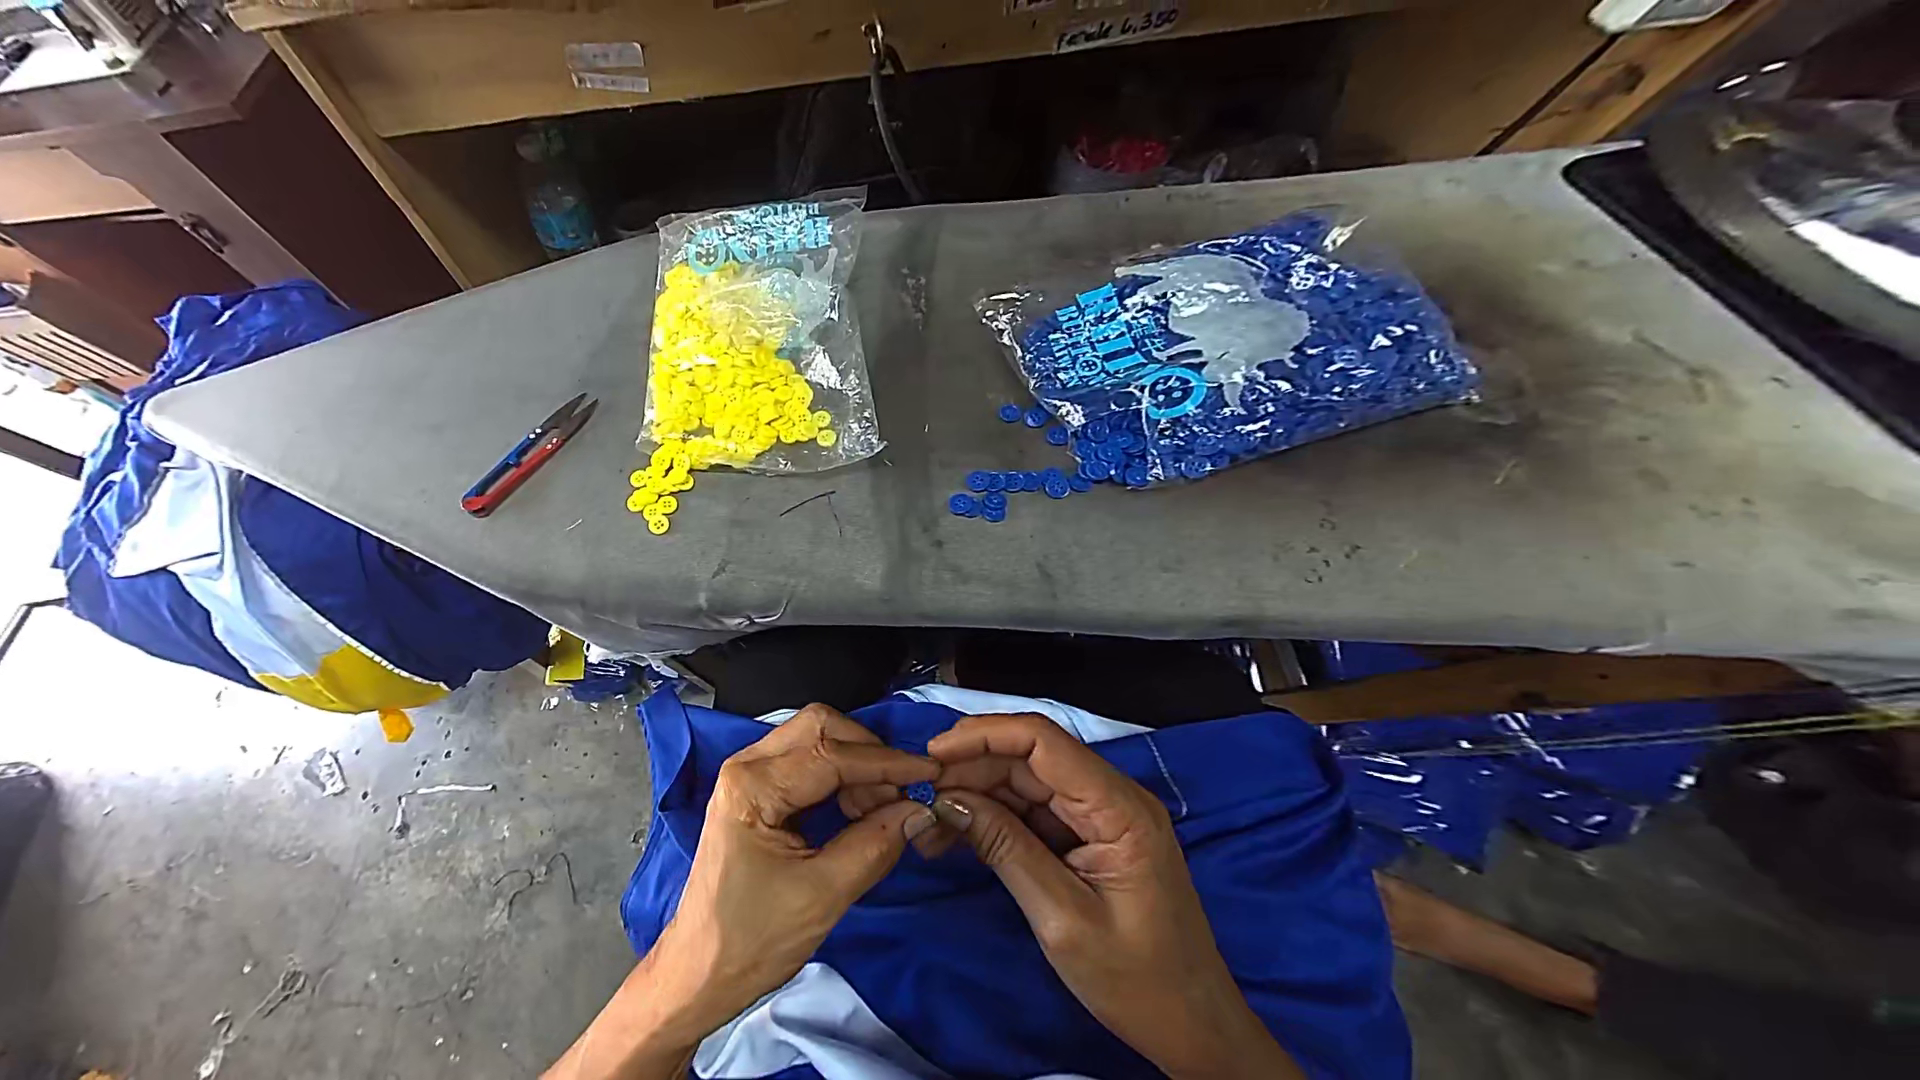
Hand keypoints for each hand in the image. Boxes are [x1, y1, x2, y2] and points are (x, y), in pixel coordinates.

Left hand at [546, 705, 936, 1079]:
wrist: (695, 977)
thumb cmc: (750, 941)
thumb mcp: (822, 897)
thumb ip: (874, 845)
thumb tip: (920, 810)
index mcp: (753, 787)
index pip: (833, 755)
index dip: (887, 763)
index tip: (929, 774)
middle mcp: (747, 766)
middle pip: (823, 728)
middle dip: (869, 754)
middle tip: (899, 794)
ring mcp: (749, 774)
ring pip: (818, 738)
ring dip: (857, 764)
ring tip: (882, 806)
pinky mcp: (757, 789)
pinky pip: (810, 760)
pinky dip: (842, 775)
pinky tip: (858, 807)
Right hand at [927, 713, 1301, 1079]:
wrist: (1192, 1028)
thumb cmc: (1136, 981)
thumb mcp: (1062, 919)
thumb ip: (1005, 849)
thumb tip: (949, 801)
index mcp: (1118, 806)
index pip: (1044, 740)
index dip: (985, 734)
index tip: (934, 753)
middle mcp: (1111, 796)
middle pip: (1030, 758)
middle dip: (972, 768)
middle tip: (922, 796)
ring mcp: (1100, 815)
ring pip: (1027, 782)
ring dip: (977, 794)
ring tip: (931, 821)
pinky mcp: (1089, 836)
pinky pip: (1034, 811)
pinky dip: (995, 818)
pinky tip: (959, 834)